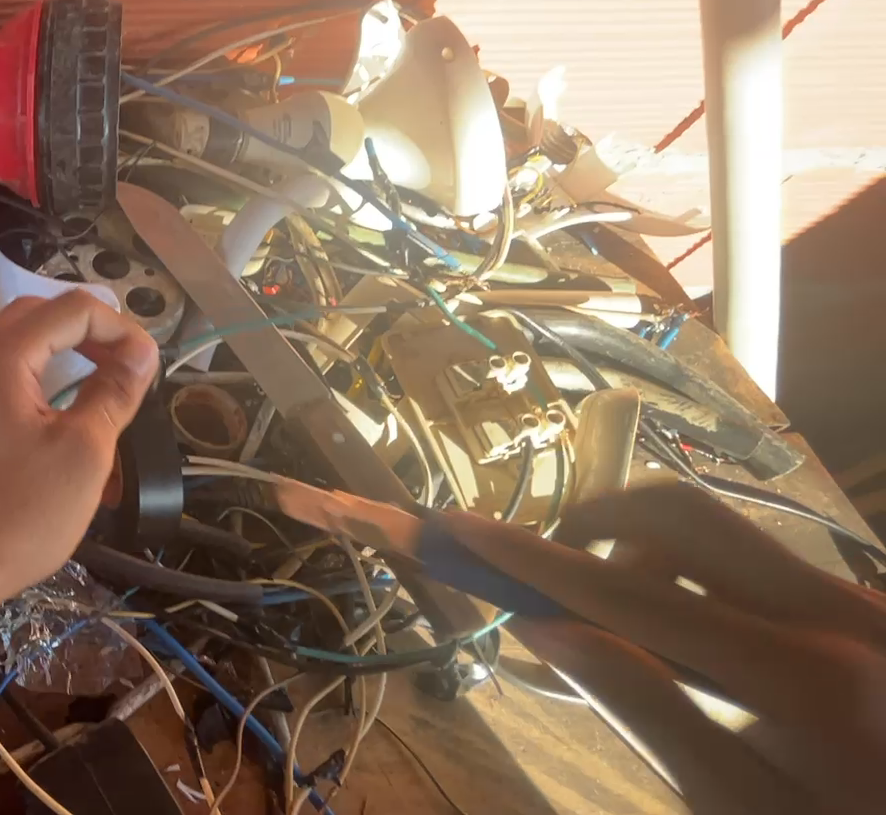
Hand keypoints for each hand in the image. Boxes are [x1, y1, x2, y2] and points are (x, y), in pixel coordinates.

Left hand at [0, 290, 157, 620]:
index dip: (119, 326)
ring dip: (63, 350)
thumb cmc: (17, 515)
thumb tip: (141, 352)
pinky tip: (61, 407)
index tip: (149, 365)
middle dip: (88, 329)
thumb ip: (113, 392)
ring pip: (18, 344)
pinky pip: (2, 374)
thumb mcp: (82, 453)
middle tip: (125, 363)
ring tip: (102, 378)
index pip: (71, 308)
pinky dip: (38, 375)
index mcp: (2, 357)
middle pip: (38, 315)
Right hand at [440, 484, 885, 814]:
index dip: (529, 556)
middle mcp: (840, 612)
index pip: (626, 592)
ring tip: (627, 628)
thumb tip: (536, 626)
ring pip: (710, 532)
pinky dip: (682, 578)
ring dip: (640, 557)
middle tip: (553, 568)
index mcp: (808, 676)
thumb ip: (639, 708)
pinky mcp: (861, 602)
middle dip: (594, 524)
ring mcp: (860, 600)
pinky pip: (745, 559)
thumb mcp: (733, 802)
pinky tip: (682, 638)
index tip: (455, 526)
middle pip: (678, 515)